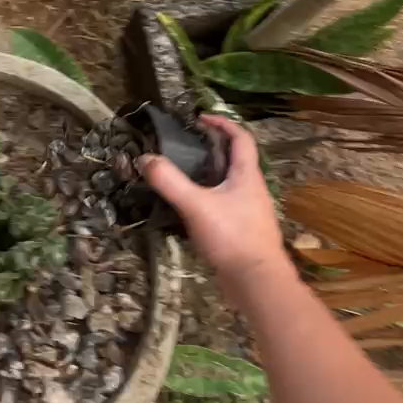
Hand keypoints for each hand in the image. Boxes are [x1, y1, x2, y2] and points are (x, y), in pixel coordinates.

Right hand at [138, 114, 286, 279]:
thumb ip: (169, 181)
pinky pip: (225, 202)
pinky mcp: (243, 229)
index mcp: (246, 175)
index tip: (199, 118)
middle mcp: (251, 188)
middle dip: (211, 147)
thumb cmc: (232, 237)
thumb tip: (144, 159)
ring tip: (182, 172)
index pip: (241, 138)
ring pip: (229, 181)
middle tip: (184, 144)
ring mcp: (249, 210)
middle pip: (234, 158)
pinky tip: (190, 206)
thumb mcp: (195, 205)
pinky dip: (208, 195)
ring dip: (209, 172)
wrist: (257, 283)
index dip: (222, 123)